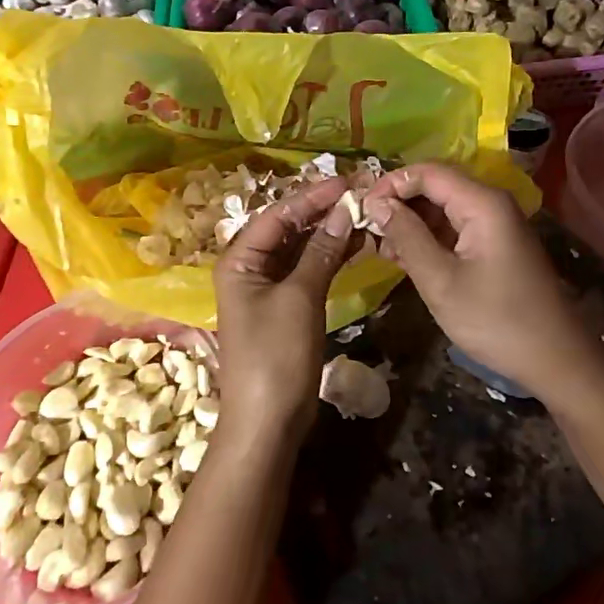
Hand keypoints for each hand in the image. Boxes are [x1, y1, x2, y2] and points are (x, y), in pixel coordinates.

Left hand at [213, 176, 356, 438]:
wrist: (268, 421)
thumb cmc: (276, 356)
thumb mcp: (300, 298)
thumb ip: (322, 252)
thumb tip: (345, 211)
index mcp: (239, 260)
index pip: (276, 215)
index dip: (311, 197)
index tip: (346, 182)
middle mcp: (249, 269)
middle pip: (287, 229)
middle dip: (322, 213)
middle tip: (360, 195)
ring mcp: (267, 289)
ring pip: (300, 250)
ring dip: (329, 234)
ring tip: (364, 216)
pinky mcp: (285, 308)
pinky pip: (307, 272)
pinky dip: (329, 259)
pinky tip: (356, 246)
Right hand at [363, 163, 602, 400]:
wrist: (553, 358)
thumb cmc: (494, 320)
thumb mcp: (440, 280)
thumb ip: (406, 236)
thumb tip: (376, 204)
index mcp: (482, 203)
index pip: (427, 172)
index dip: (390, 184)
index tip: (360, 207)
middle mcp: (491, 204)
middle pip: (435, 186)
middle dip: (398, 202)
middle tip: (365, 226)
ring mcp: (495, 224)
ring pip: (442, 207)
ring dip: (410, 222)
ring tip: (379, 245)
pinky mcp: (494, 244)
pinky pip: (454, 228)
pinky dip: (428, 237)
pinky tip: (403, 256)